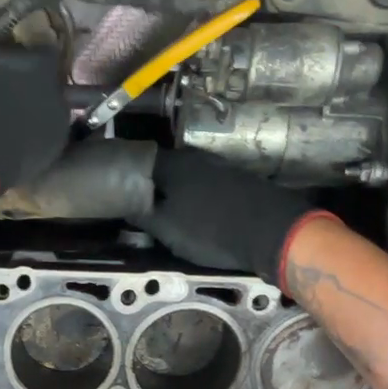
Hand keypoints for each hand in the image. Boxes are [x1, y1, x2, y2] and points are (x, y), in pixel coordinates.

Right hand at [133, 148, 325, 283]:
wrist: (270, 231)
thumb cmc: (210, 229)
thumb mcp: (166, 228)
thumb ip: (141, 213)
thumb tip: (121, 201)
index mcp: (172, 164)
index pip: (138, 162)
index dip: (126, 178)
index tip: (117, 192)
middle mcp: (195, 157)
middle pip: (163, 168)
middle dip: (150, 184)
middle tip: (138, 204)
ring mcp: (219, 166)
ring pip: (186, 176)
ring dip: (174, 190)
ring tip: (164, 210)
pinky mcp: (237, 180)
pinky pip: (205, 184)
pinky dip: (194, 195)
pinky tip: (193, 211)